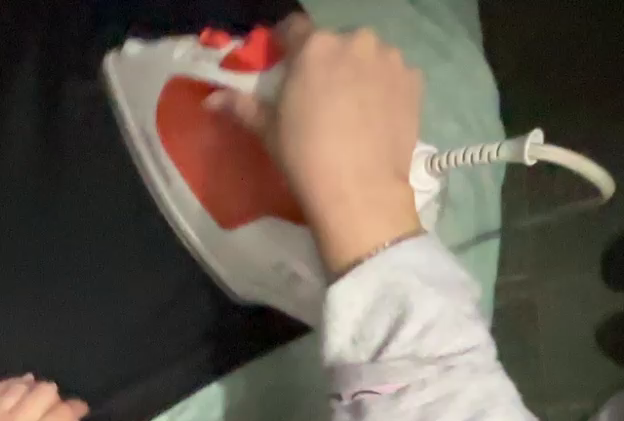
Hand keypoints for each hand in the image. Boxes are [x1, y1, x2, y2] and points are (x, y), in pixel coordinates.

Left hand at [0, 376, 88, 420]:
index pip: (62, 413)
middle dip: (55, 397)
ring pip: (17, 387)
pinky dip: (6, 386)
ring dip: (32, 387)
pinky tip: (15, 386)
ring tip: (36, 392)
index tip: (80, 410)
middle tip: (55, 407)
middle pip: (43, 392)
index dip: (76, 408)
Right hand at [210, 14, 424, 274]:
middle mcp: (355, 40)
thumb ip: (242, 107)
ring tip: (348, 113)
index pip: (293, 27)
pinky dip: (380, 90)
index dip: (285, 46)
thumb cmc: (304, 158)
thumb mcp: (268, 132)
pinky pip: (390, 76)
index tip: (283, 67)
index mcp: (314, 48)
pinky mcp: (413, 78)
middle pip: (334, 43)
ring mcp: (389, 57)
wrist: (358, 190)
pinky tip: (371, 120)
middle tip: (317, 101)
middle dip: (325, 64)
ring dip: (355, 74)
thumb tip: (211, 100)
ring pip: (366, 57)